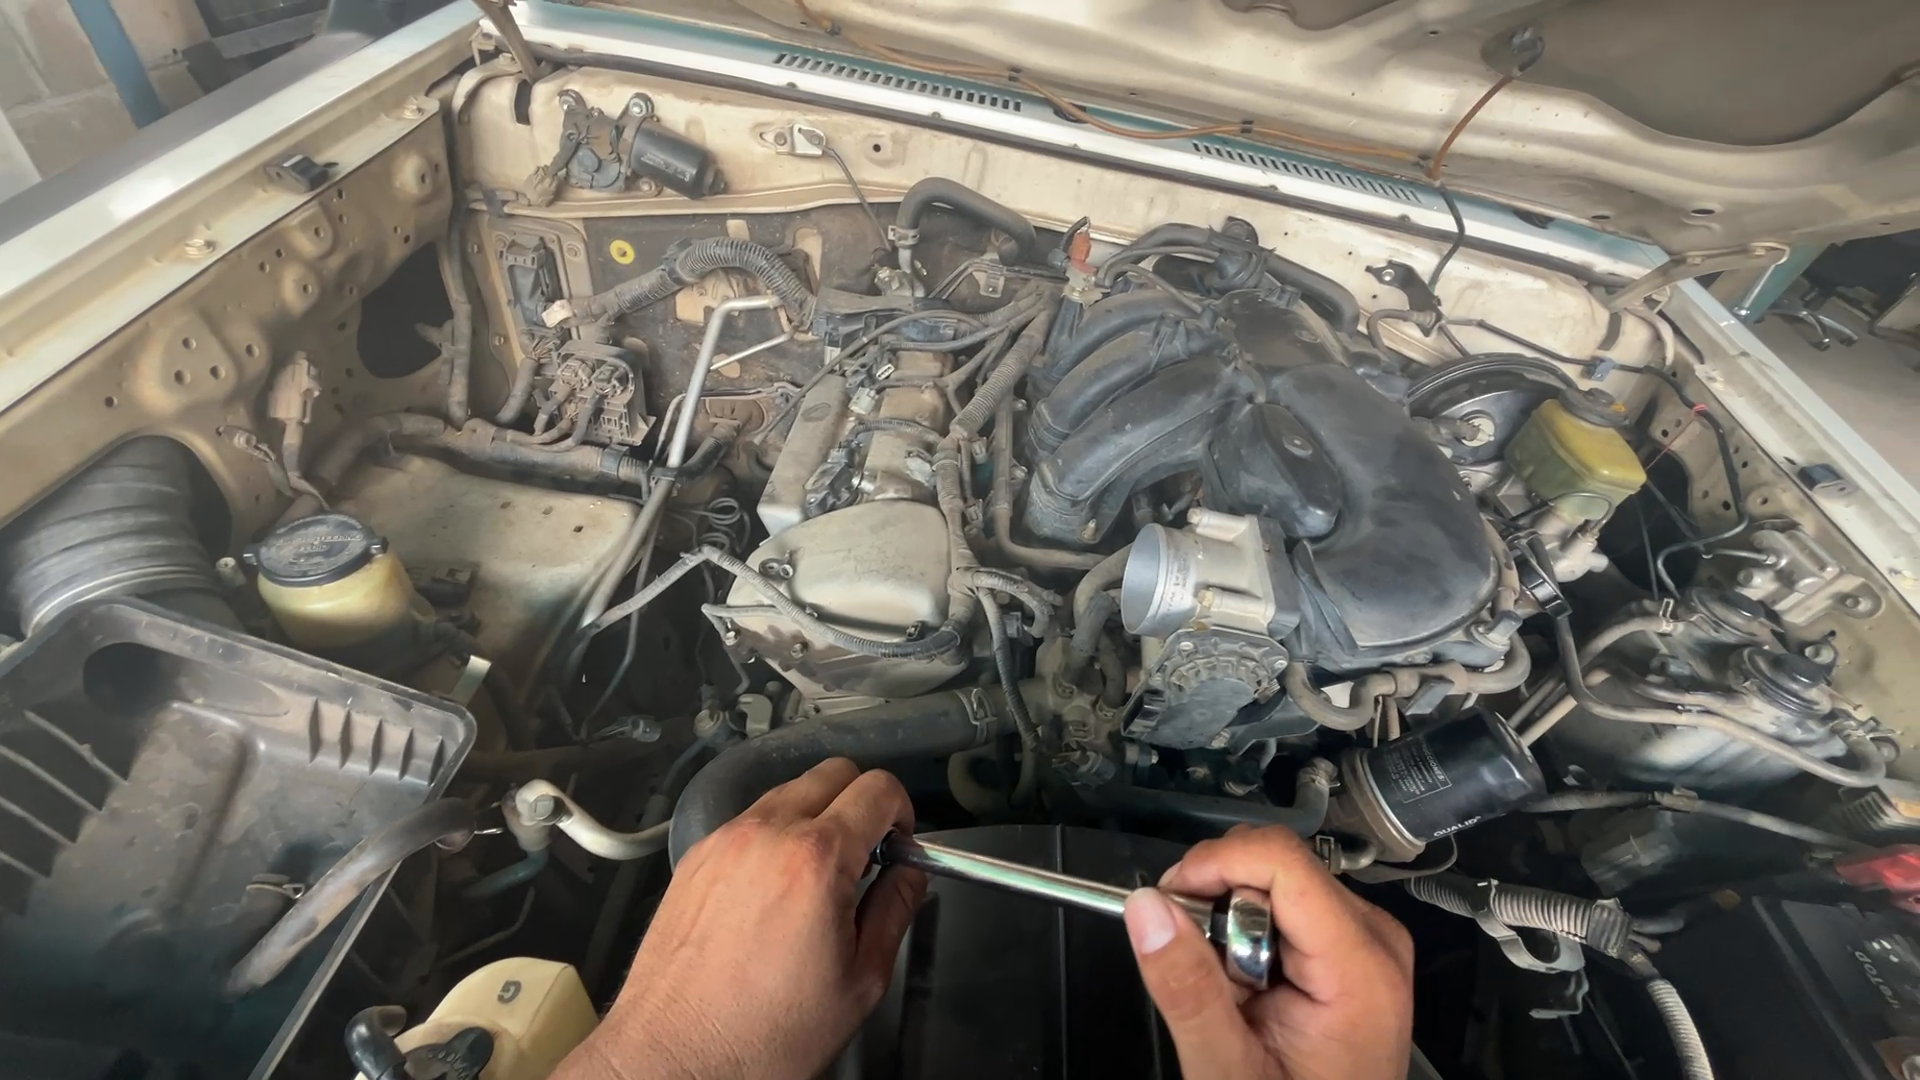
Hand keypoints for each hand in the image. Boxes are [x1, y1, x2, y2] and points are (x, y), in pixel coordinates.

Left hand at [556, 759, 924, 1079]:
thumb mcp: (859, 982)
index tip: (898, 845)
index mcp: (817, 857)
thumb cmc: (768, 1035)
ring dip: (818, 813)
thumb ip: (896, 910)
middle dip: (862, 801)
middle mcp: (769, 830)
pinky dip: (776, 832)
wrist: (670, 1065)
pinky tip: (772, 887)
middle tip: (865, 852)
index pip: (878, 788)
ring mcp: (727, 837)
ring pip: (791, 790)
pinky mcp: (696, 854)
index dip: (902, 811)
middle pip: (835, 771)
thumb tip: (910, 872)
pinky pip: (752, 818)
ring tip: (816, 874)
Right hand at [1123, 827, 1412, 1079]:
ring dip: (1227, 910)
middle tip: (1195, 959)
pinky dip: (1243, 919)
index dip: (1214, 863)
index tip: (1168, 904)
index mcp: (1358, 966)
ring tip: (1225, 978)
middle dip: (1217, 895)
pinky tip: (1245, 973)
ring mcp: (1364, 933)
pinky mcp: (1348, 936)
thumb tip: (1145, 903)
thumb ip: (1189, 990)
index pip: (1280, 858)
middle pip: (1272, 861)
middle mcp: (1372, 934)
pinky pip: (1280, 892)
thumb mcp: (1227, 1072)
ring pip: (1270, 871)